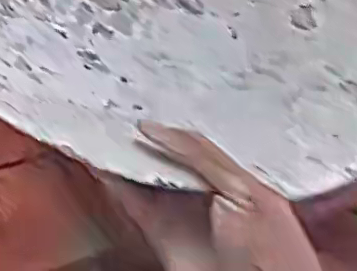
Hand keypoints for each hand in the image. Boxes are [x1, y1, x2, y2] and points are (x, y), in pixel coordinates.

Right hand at [94, 123, 320, 270]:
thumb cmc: (273, 254)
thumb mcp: (252, 197)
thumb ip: (206, 160)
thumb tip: (150, 127)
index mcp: (231, 181)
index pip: (191, 142)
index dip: (165, 122)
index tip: (137, 101)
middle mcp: (198, 189)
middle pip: (156, 150)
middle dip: (131, 129)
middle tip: (104, 103)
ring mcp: (172, 205)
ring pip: (133, 165)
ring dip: (110, 145)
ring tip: (85, 119)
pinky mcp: (148, 220)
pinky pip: (118, 188)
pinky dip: (98, 168)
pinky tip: (83, 148)